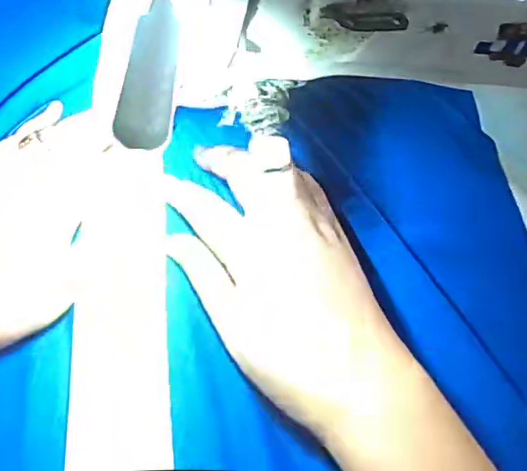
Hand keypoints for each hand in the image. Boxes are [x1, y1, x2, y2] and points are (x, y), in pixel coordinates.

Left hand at [0, 101, 113, 389]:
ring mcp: (7, 172)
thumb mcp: (60, 292)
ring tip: (104, 116)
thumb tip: (122, 217)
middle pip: (83, 139)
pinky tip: (51, 113)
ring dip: (82, 123)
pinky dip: (38, 122)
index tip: (147, 147)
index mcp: (64, 201)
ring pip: (53, 134)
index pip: (106, 163)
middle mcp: (38, 176)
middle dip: (110, 129)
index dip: (129, 151)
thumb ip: (94, 250)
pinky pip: (17, 138)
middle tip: (130, 127)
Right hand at [164, 135, 488, 468]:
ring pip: (280, 166)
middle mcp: (283, 220)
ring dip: (254, 156)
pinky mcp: (335, 224)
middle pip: (248, 171)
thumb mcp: (236, 328)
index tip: (163, 181)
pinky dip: (286, 169)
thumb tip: (171, 240)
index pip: (207, 209)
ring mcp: (313, 218)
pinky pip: (306, 180)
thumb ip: (204, 276)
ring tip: (236, 159)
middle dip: (221, 157)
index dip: (181, 193)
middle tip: (201, 156)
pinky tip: (280, 178)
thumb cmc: (291, 360)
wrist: (362, 371)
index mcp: (252, 248)